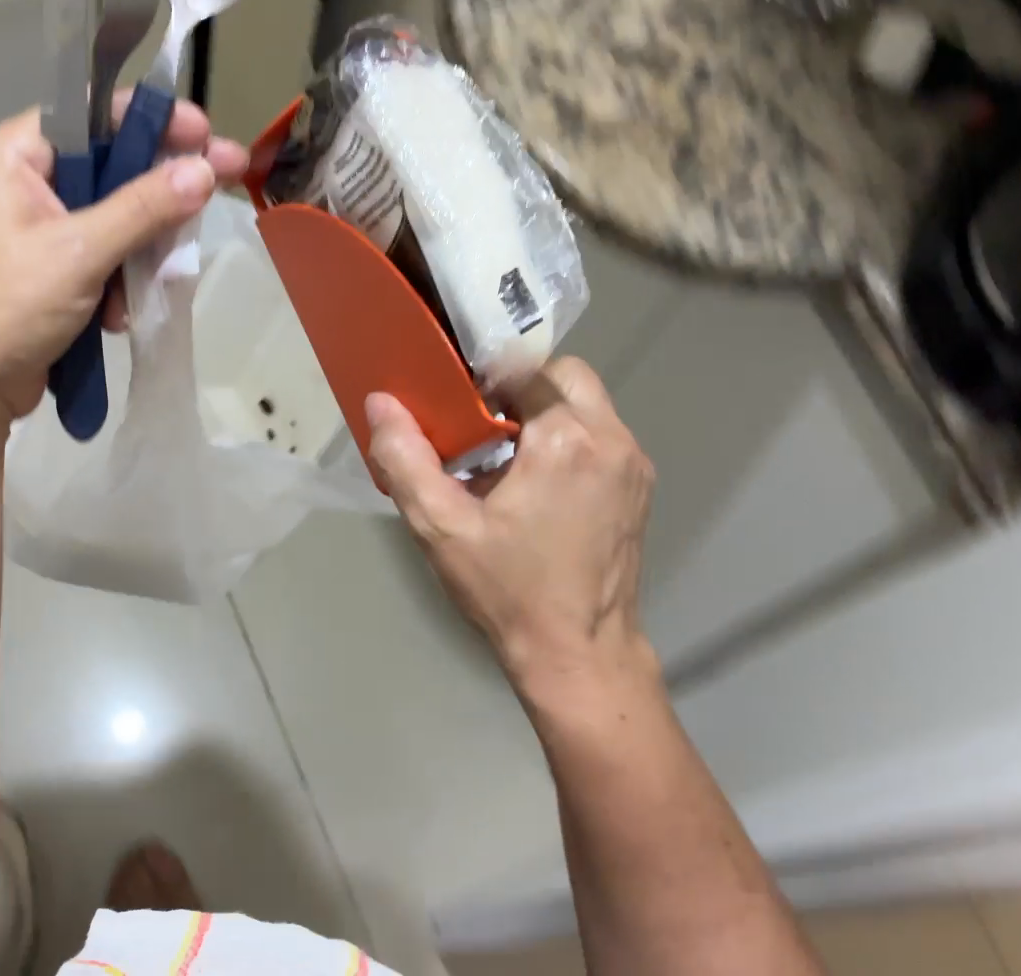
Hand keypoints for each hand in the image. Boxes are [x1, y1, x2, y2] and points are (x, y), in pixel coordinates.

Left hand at [0, 98, 249, 435]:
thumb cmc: (5, 309)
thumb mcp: (79, 253)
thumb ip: (143, 208)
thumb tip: (204, 170)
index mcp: (15, 156)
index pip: (91, 113)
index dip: (150, 118)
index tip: (203, 133)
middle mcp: (25, 185)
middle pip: (110, 167)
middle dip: (157, 196)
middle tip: (218, 188)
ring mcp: (38, 233)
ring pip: (114, 220)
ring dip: (139, 253)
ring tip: (153, 282)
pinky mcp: (51, 275)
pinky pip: (103, 261)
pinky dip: (118, 286)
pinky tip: (115, 318)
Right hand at [365, 358, 658, 703]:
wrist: (579, 653)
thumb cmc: (508, 590)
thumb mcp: (440, 527)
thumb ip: (405, 459)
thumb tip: (381, 402)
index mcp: (565, 441)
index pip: (527, 368)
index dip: (487, 377)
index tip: (456, 405)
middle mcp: (611, 440)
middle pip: (565, 376)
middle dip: (521, 388)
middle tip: (479, 429)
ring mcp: (633, 465)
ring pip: (586, 405)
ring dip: (544, 414)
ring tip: (504, 460)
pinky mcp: (639, 488)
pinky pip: (600, 437)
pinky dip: (567, 441)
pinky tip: (536, 486)